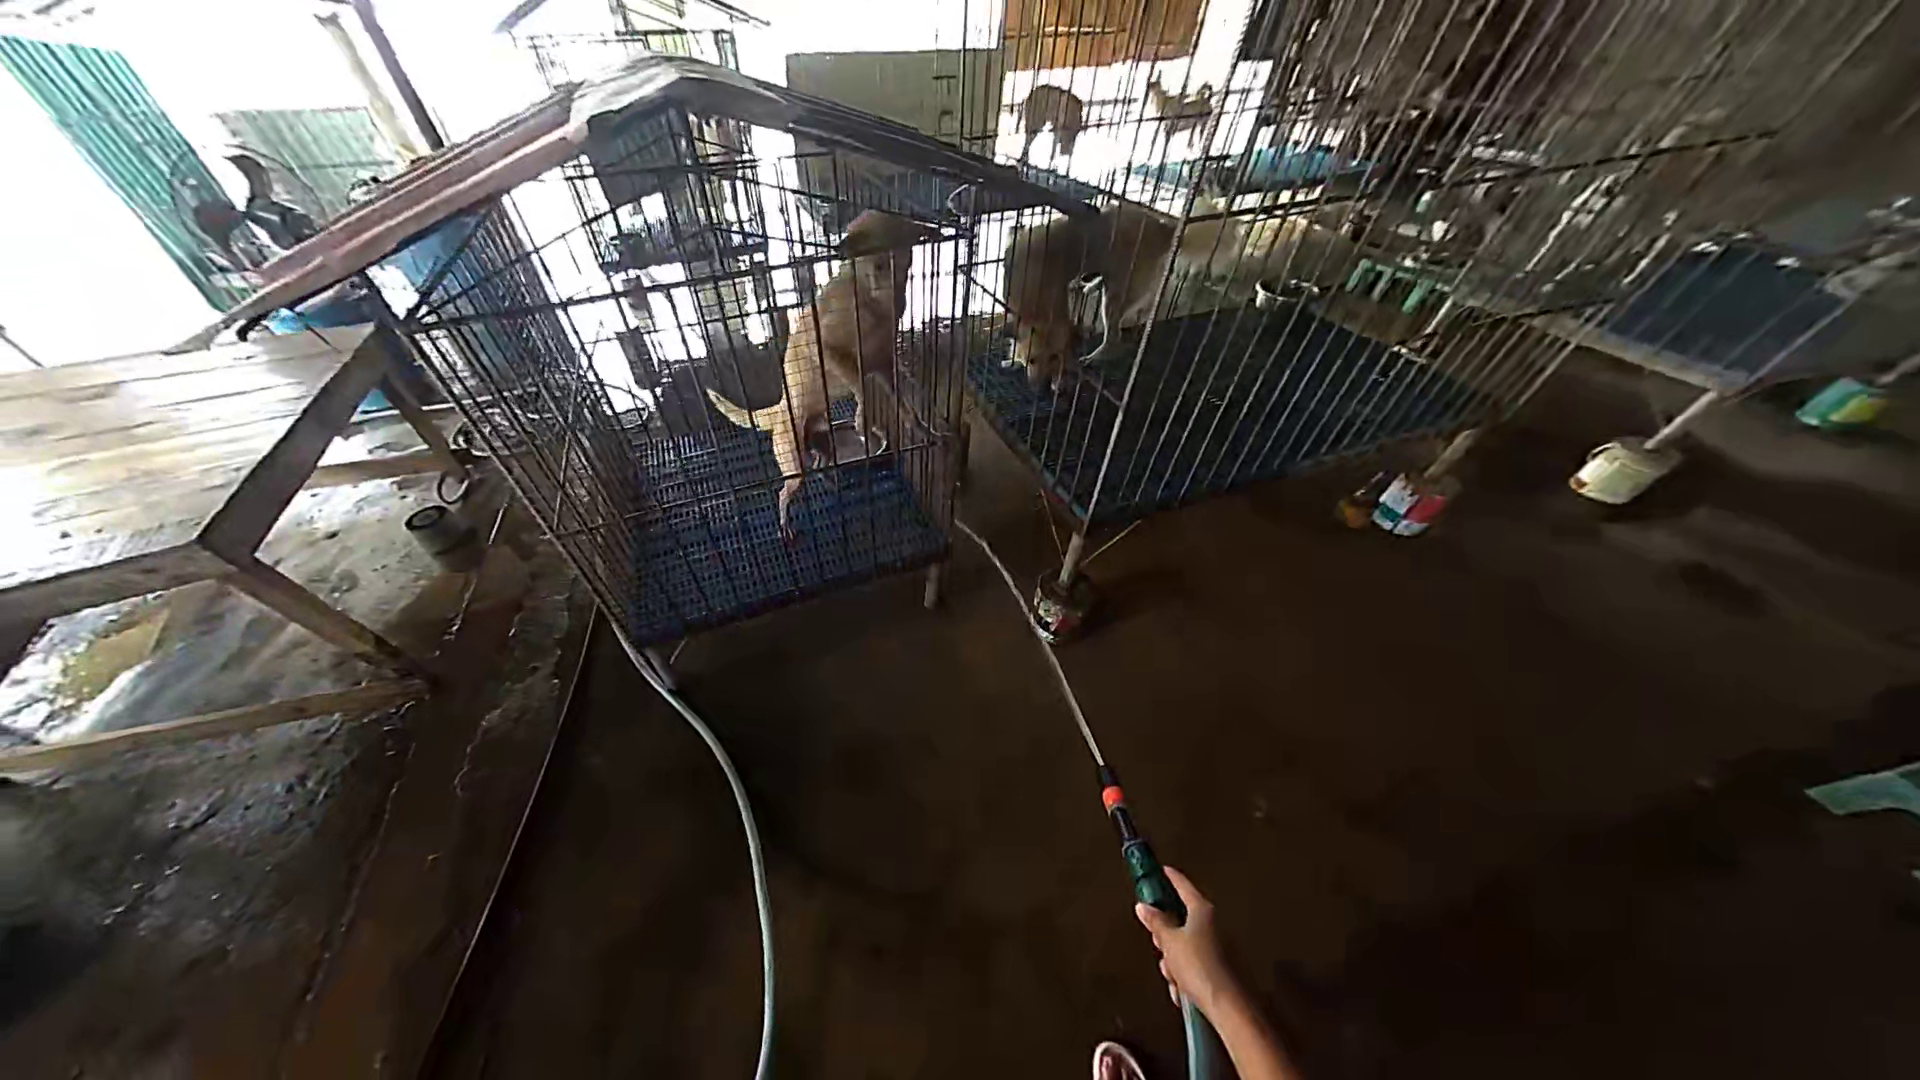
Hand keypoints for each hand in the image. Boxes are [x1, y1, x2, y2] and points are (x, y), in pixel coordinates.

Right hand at [1134, 866, 1236, 1013]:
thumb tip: (1143, 905)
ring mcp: (1217, 947)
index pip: (1182, 885)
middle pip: (1180, 920)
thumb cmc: (1198, 966)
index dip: (1169, 876)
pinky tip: (1182, 992)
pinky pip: (1194, 966)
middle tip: (1159, 945)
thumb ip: (1155, 922)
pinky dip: (1185, 977)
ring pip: (1184, 946)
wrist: (1229, 1009)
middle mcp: (1212, 924)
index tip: (1160, 869)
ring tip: (1173, 977)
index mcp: (1201, 910)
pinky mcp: (1220, 970)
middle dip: (1165, 935)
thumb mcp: (1169, 942)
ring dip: (1173, 961)